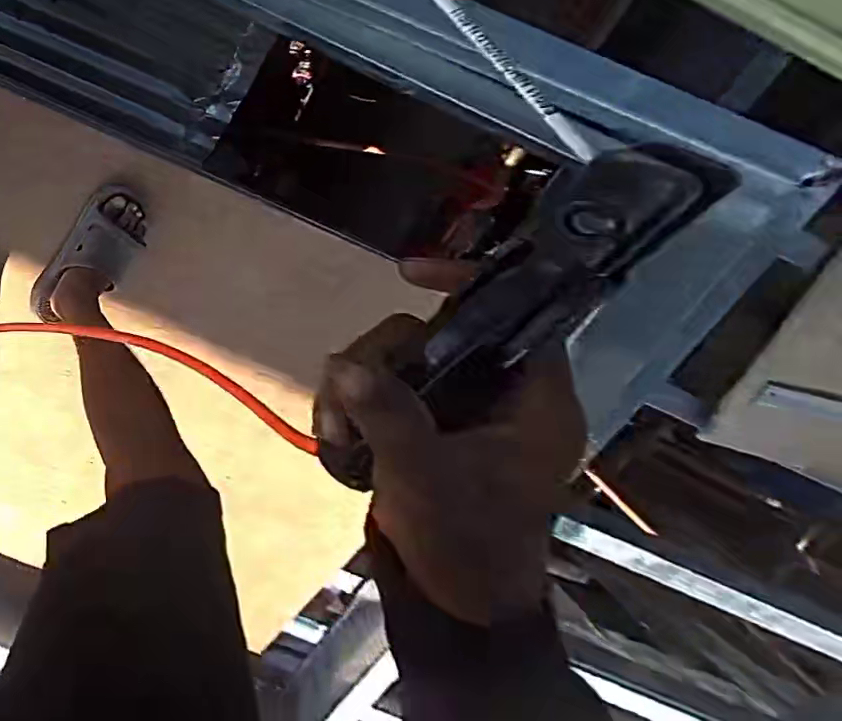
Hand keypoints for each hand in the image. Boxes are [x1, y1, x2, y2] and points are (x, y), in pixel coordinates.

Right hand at [315, 314, 586, 624]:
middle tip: (345, 395)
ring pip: (390, 357)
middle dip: (375, 358)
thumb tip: (342, 363)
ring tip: (334, 430)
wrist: (449, 590)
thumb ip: (389, 418)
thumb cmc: (462, 537)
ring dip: (350, 386)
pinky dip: (346, 400)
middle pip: (427, 334)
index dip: (468, 284)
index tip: (406, 274)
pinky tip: (335, 433)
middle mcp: (492, 394)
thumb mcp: (425, 476)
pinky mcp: (417, 418)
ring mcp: (450, 406)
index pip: (513, 320)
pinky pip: (372, 382)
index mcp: (530, 403)